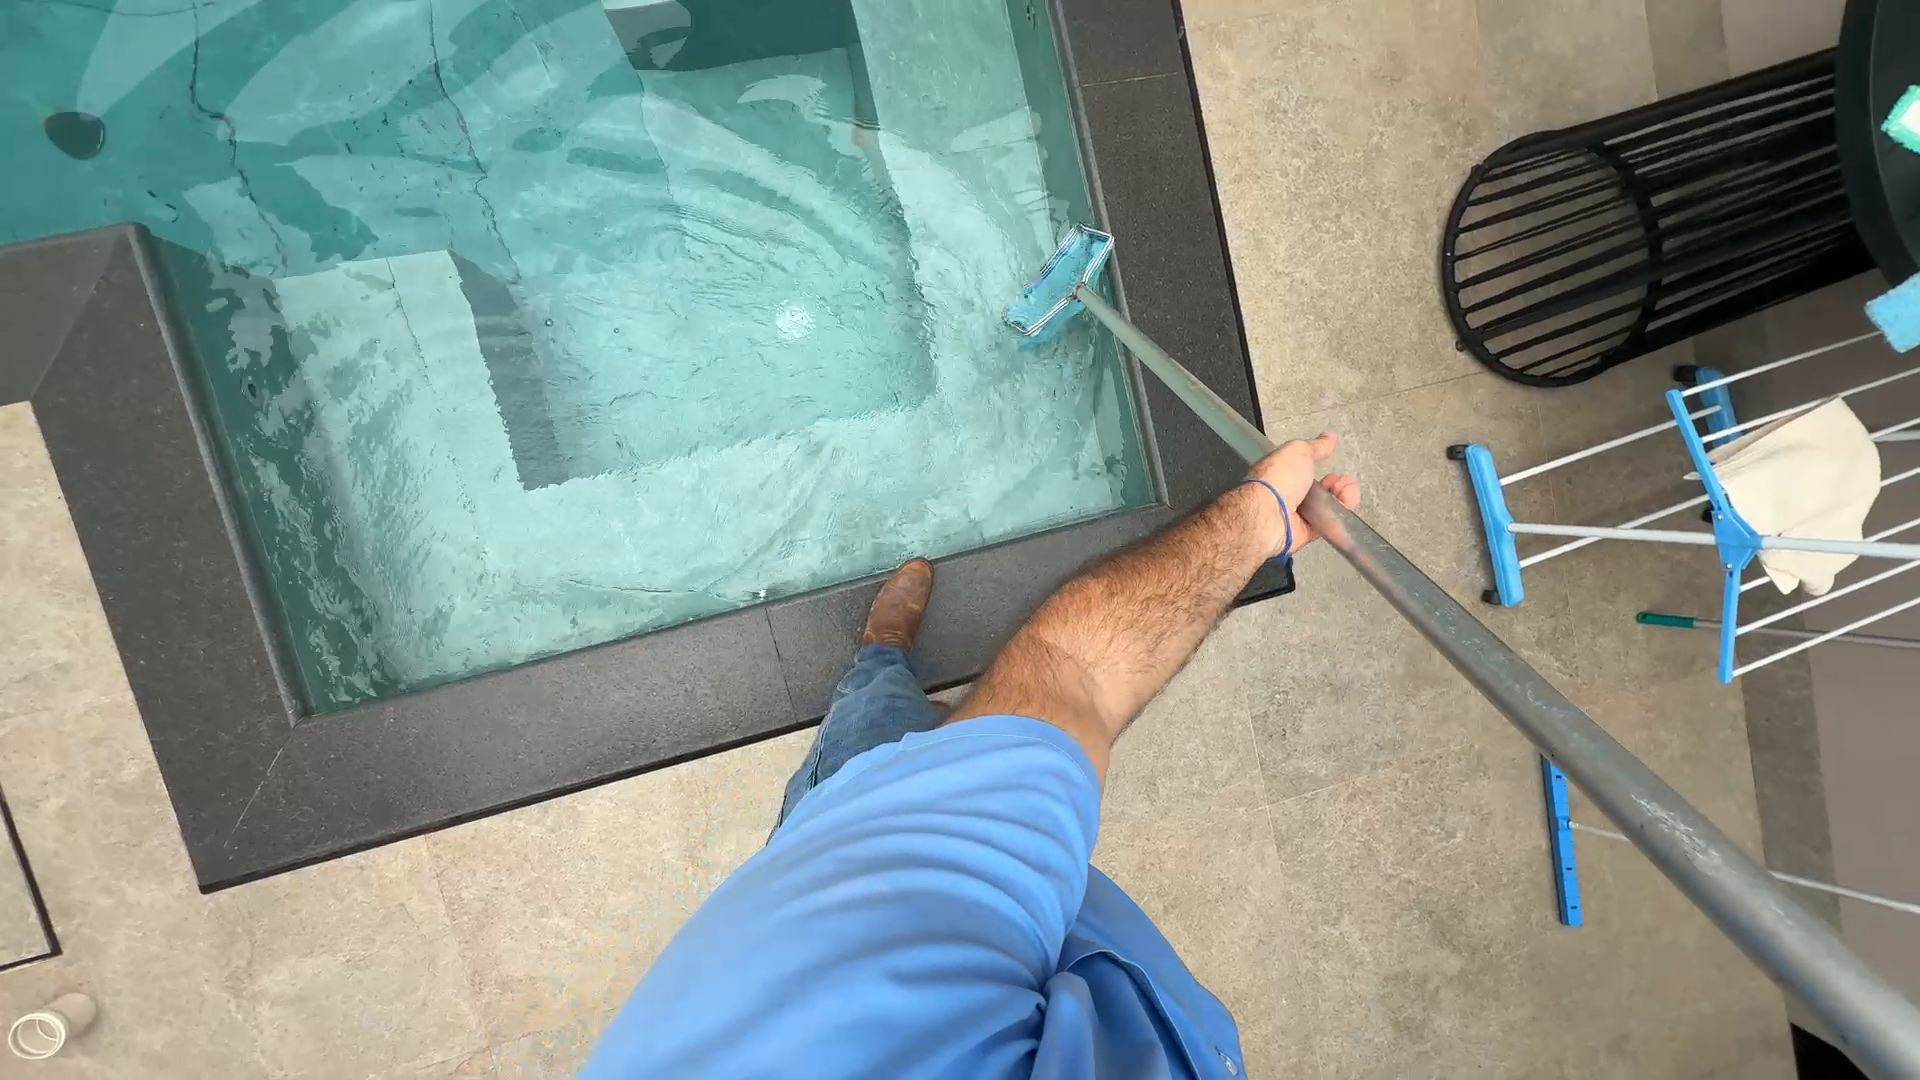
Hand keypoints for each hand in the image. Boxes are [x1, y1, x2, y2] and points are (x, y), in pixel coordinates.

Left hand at [1244, 432, 1359, 556]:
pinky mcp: (1304, 533)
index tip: (1331, 458)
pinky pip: (1329, 524)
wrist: (1268, 515)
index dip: (1319, 463)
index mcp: (1279, 473)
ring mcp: (1295, 515)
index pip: (1302, 468)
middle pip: (1319, 490)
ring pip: (1327, 507)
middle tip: (1342, 480)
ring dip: (1343, 496)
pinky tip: (1346, 504)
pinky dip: (1341, 515)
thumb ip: (1315, 446)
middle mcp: (1286, 495)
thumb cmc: (1275, 480)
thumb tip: (1328, 437)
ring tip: (1347, 490)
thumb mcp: (1298, 451)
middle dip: (1337, 482)